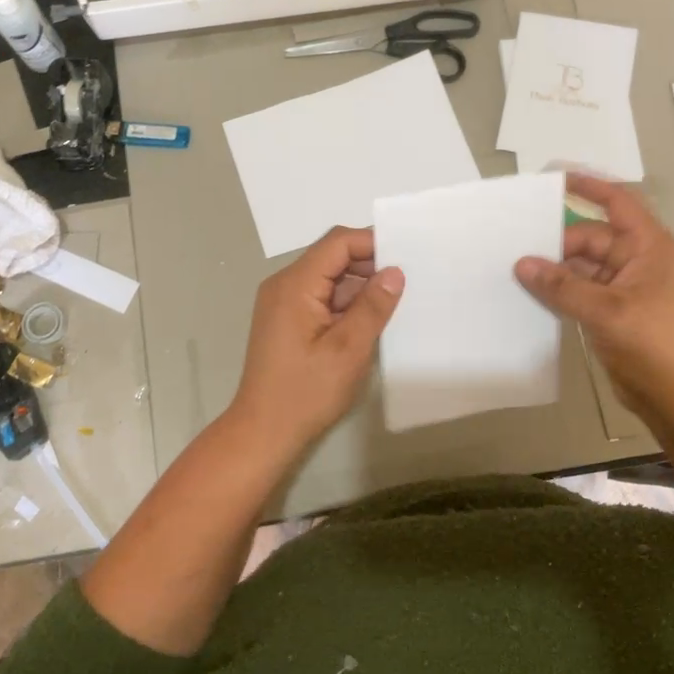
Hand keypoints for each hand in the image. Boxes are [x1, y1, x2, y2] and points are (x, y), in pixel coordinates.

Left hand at [229, 226, 403, 446]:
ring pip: (328, 280)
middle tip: (409, 280)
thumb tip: (394, 272)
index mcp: (295, 284)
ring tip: (397, 302)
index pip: (337, 243)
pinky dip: (346, 305)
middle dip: (369, 265)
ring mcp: (283, 304)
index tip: (407, 255)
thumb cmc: (306, 392)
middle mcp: (284, 285)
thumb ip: (372, 307)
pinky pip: (321, 299)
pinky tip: (371, 321)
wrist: (264, 431)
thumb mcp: (348, 349)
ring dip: (359, 288)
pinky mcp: (287, 322)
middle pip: (331, 258)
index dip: (372, 242)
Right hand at [515, 176, 673, 409]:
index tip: (553, 178)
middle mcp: (639, 262)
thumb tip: (522, 264)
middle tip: (514, 248)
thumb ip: (562, 286)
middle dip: (556, 242)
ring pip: (583, 267)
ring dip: (555, 270)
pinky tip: (531, 296)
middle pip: (591, 238)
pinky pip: (582, 292)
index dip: (588, 186)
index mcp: (650, 248)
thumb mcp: (606, 312)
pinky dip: (560, 292)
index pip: (618, 203)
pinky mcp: (615, 314)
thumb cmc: (655, 345)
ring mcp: (627, 289)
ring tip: (514, 271)